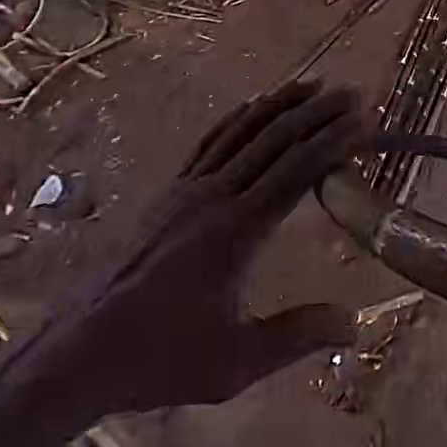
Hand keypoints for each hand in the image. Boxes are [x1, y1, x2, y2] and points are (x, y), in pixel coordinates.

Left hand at [0, 82, 363, 446]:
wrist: (85, 346)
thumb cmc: (162, 356)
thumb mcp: (234, 361)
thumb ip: (295, 335)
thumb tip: (355, 323)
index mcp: (235, 230)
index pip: (295, 171)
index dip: (331, 143)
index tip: (361, 124)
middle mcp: (213, 195)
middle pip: (273, 139)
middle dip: (316, 113)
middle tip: (351, 93)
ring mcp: (188, 187)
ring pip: (241, 130)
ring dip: (280, 104)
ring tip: (311, 84)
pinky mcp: (170, 189)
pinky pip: (210, 140)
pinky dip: (239, 117)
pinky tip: (253, 106)